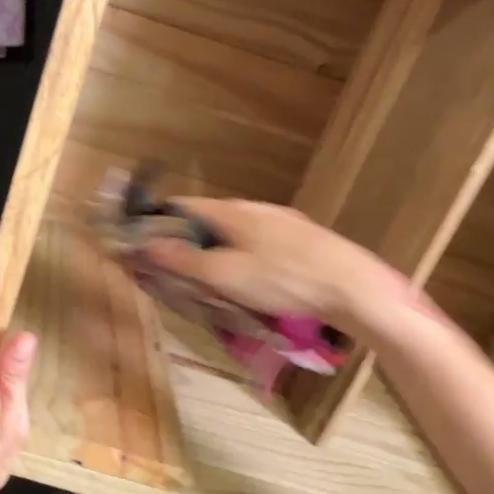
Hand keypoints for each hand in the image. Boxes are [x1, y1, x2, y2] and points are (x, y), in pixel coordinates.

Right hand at [139, 198, 426, 346]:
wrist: (352, 288)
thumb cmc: (282, 280)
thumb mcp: (224, 275)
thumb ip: (184, 259)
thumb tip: (145, 244)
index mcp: (231, 211)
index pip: (182, 205)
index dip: (158, 222)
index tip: (142, 244)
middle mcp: (254, 208)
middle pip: (208, 219)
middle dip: (186, 240)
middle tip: (173, 271)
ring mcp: (281, 222)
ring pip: (235, 232)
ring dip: (215, 250)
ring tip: (209, 280)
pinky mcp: (301, 240)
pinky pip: (258, 243)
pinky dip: (241, 256)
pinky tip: (249, 281)